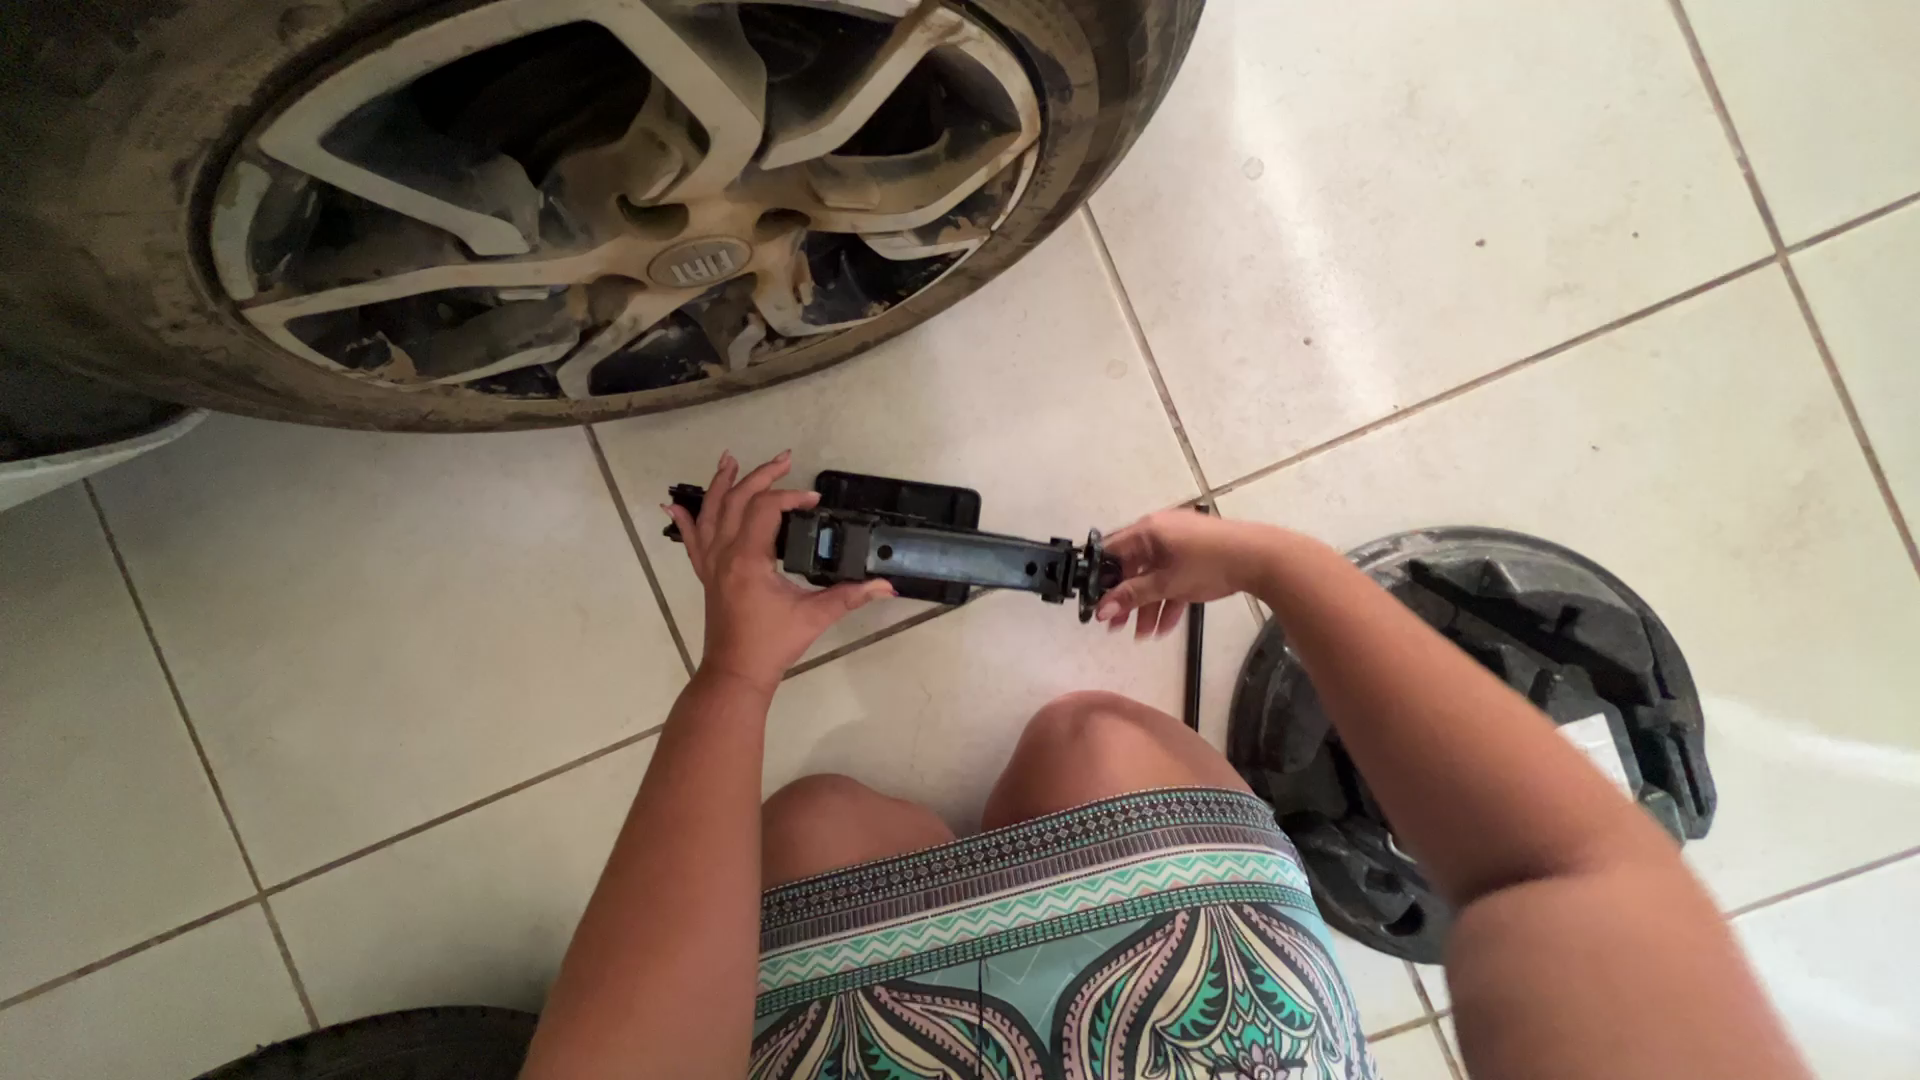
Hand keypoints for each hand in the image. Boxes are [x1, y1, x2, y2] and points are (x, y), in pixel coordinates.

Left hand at [665, 451, 892, 691]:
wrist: (736, 672)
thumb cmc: (773, 644)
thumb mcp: (814, 617)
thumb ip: (850, 596)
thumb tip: (886, 586)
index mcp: (749, 559)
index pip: (768, 509)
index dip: (792, 497)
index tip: (815, 502)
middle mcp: (724, 553)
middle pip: (738, 500)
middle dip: (761, 475)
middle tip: (784, 460)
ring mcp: (710, 563)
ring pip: (710, 512)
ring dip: (721, 484)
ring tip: (730, 459)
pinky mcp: (706, 575)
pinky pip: (690, 541)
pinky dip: (684, 520)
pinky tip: (673, 505)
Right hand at [1094, 511, 1282, 637]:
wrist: (1260, 558)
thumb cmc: (1207, 564)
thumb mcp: (1165, 583)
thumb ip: (1132, 596)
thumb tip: (1101, 610)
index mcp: (1147, 530)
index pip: (1110, 552)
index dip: (1100, 578)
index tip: (1094, 603)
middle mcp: (1159, 533)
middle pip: (1133, 569)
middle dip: (1126, 601)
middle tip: (1115, 628)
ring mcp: (1179, 544)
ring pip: (1154, 578)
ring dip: (1148, 607)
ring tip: (1142, 636)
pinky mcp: (1196, 556)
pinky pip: (1173, 578)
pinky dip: (1168, 600)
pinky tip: (1165, 628)